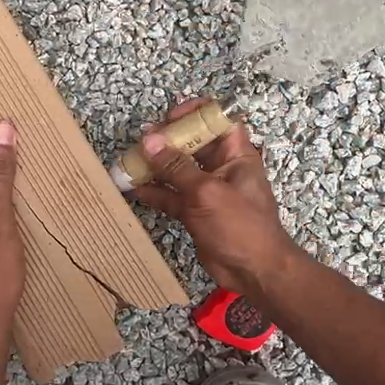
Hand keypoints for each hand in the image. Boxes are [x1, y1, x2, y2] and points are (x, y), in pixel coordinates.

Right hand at [128, 101, 303, 299]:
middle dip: (167, 141)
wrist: (254, 272)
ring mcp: (207, 191)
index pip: (218, 120)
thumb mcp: (206, 192)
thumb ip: (176, 167)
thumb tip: (149, 141)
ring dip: (155, 166)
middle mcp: (222, 168)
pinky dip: (154, 192)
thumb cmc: (240, 225)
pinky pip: (172, 196)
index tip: (169, 117)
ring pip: (178, 171)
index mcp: (236, 154)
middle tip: (142, 142)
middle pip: (192, 143)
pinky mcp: (195, 212)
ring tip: (130, 162)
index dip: (195, 113)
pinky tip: (132, 188)